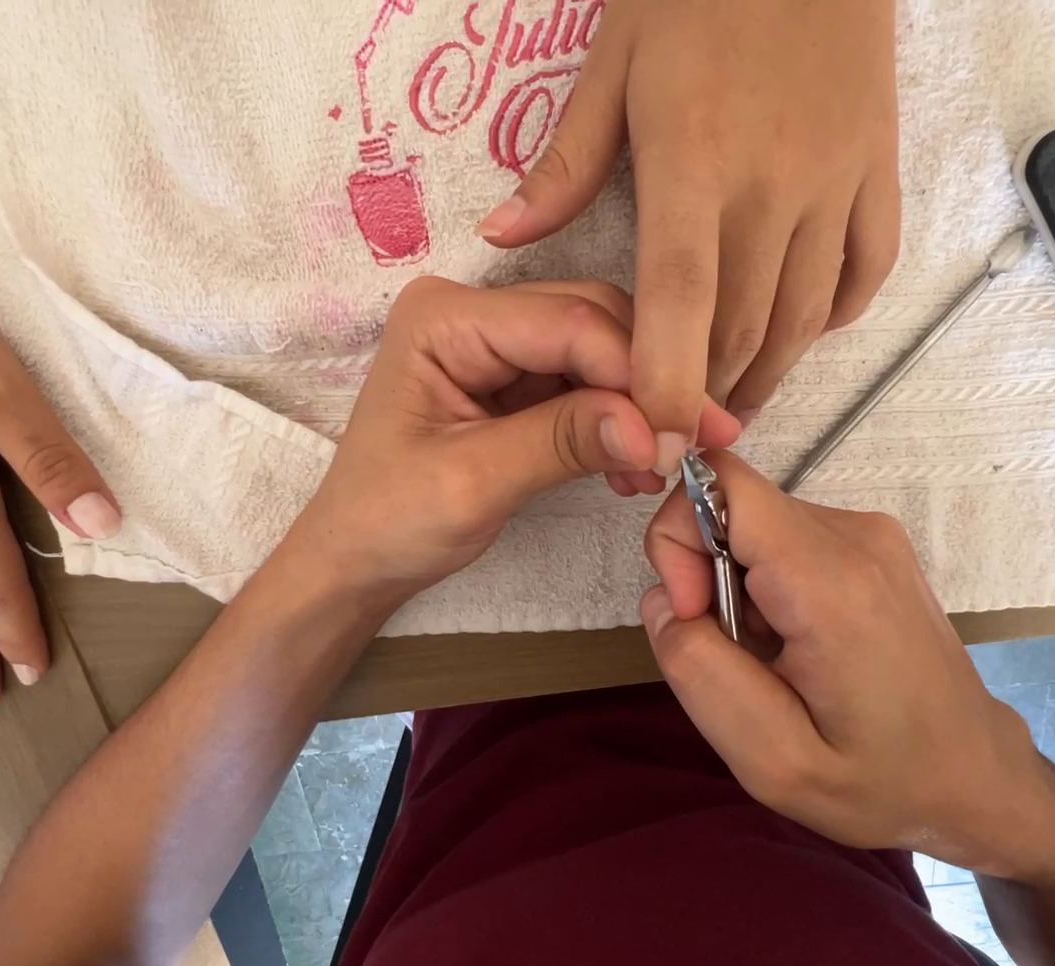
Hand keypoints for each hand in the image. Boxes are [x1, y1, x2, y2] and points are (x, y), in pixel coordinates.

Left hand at [283, 278, 740, 602]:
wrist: (356, 562)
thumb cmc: (391, 521)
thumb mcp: (474, 482)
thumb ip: (562, 442)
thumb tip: (656, 429)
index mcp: (446, 318)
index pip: (567, 324)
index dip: (634, 376)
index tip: (685, 435)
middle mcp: (474, 315)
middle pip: (590, 324)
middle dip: (645, 384)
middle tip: (697, 443)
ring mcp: (496, 348)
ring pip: (597, 354)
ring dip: (636, 407)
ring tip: (662, 466)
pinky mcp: (514, 385)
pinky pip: (584, 388)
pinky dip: (616, 424)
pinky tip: (634, 466)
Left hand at [477, 0, 900, 472]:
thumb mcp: (612, 63)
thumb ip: (562, 166)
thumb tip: (502, 237)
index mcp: (693, 162)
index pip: (681, 297)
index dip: (668, 380)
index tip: (653, 435)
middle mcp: (772, 186)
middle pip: (742, 326)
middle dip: (710, 393)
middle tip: (680, 428)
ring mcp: (835, 182)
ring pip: (804, 316)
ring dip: (767, 373)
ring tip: (731, 402)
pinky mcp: (877, 171)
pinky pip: (865, 271)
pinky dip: (832, 320)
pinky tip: (799, 337)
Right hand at [638, 452, 1054, 878]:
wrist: (976, 777)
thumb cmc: (882, 783)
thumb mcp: (772, 762)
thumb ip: (699, 671)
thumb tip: (663, 600)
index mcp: (832, 582)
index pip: (720, 483)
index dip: (679, 539)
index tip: (693, 617)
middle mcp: (855, 533)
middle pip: (729, 506)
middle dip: (702, 576)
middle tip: (737, 656)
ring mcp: (869, 533)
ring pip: (750, 526)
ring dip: (733, 588)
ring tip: (773, 659)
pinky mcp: (869, 543)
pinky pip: (780, 540)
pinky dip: (763, 587)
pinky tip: (795, 645)